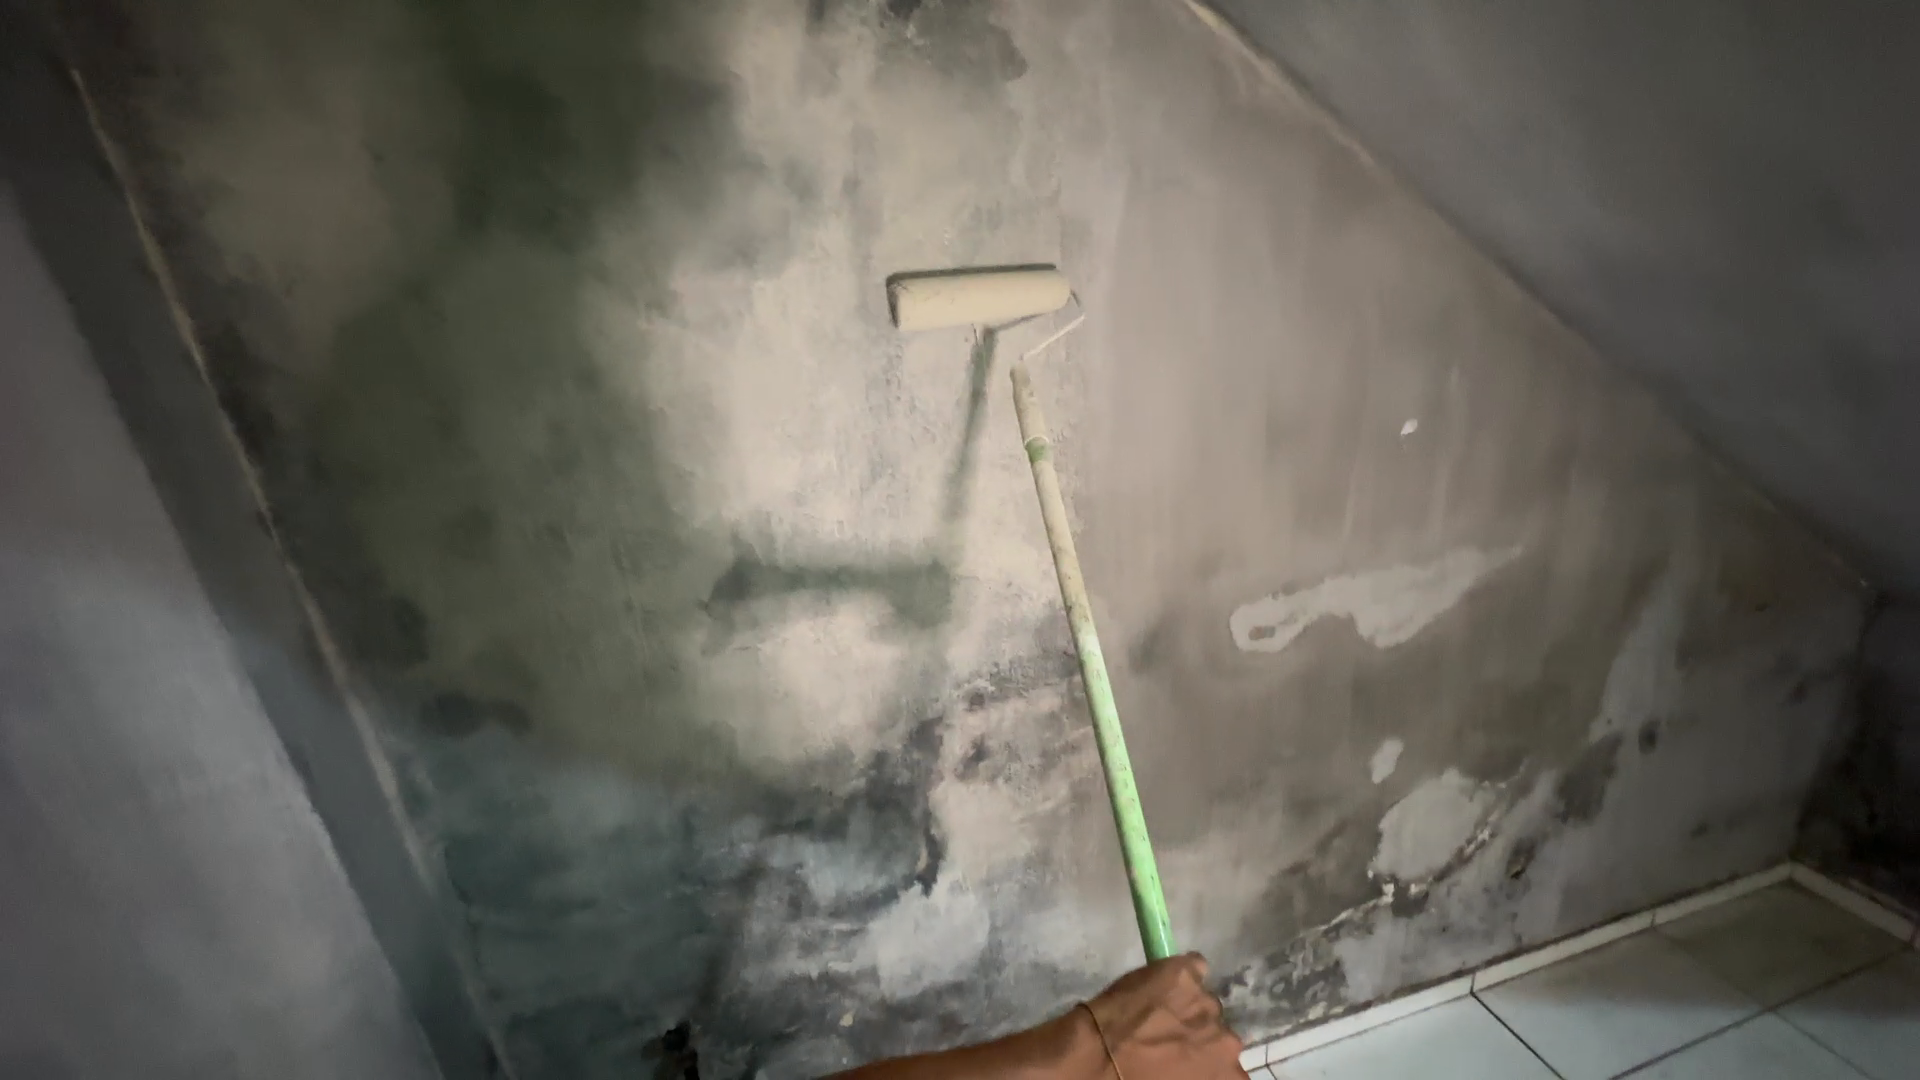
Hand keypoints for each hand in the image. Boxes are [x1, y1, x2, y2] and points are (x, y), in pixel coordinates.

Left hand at [1084, 953, 1246, 1077]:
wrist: (1101, 1055)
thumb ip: (1202, 1075)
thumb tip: (1199, 1068)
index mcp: (1227, 1073)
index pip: (1236, 1073)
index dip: (1215, 1066)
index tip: (1197, 1064)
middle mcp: (1225, 1037)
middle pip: (1221, 1032)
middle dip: (1202, 1034)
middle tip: (1176, 1036)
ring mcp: (1204, 1000)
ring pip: (1206, 1000)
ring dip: (1191, 1004)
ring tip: (1164, 1007)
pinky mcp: (1184, 970)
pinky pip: (1197, 964)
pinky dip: (1186, 971)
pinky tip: (1169, 978)